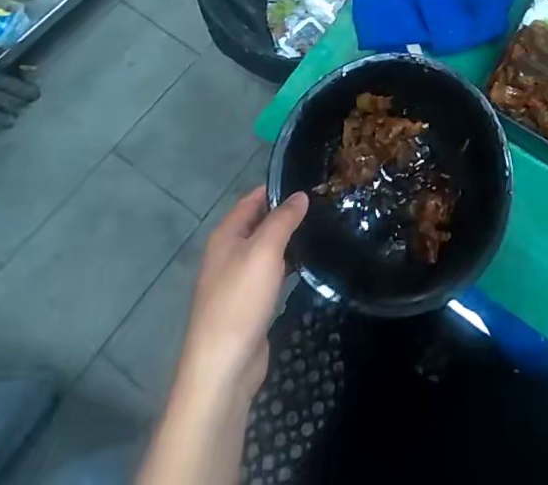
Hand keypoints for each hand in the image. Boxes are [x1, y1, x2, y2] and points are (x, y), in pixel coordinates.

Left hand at [139, 188, 307, 484]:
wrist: (223, 366)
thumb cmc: (240, 300)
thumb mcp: (264, 251)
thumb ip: (282, 220)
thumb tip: (300, 195)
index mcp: (226, 235)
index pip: (252, 199)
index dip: (278, 188)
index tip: (310, 180)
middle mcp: (228, 253)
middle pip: (259, 223)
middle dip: (287, 213)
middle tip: (324, 204)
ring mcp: (237, 280)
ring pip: (266, 249)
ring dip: (289, 240)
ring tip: (323, 228)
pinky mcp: (249, 304)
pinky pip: (271, 273)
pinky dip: (288, 265)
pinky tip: (309, 264)